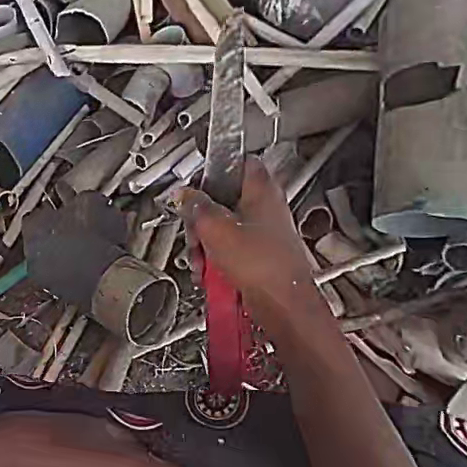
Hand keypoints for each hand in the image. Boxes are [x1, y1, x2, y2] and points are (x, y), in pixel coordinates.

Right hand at [176, 157, 333, 329]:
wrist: (281, 304)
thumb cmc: (263, 266)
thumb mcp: (216, 229)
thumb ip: (196, 208)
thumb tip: (185, 196)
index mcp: (262, 191)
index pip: (240, 162)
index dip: (216, 169)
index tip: (198, 182)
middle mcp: (265, 210)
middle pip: (222, 203)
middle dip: (202, 221)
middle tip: (196, 232)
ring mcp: (262, 235)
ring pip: (221, 231)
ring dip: (204, 246)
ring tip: (203, 259)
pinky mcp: (256, 258)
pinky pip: (227, 254)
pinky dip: (214, 263)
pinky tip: (210, 274)